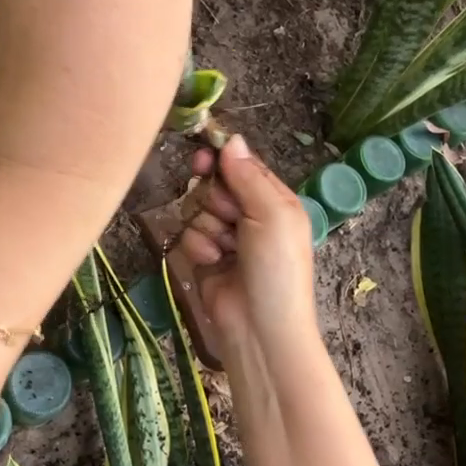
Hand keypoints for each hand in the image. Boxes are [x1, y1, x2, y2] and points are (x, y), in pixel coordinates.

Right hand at [178, 137, 319, 361]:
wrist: (259, 327)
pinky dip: (198, 248)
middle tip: (227, 216)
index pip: (243, 167)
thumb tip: (231, 138)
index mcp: (274, 201)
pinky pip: (188, 236)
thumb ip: (248, 175)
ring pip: (198, 210)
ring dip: (207, 228)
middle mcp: (250, 216)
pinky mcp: (204, 259)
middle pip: (215, 186)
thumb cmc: (276, 267)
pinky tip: (213, 263)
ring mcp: (225, 238)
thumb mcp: (272, 214)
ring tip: (225, 250)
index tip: (202, 158)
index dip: (222, 160)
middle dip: (215, 199)